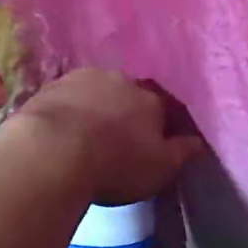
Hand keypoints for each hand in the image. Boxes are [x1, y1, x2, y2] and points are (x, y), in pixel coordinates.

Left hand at [3, 69, 203, 204]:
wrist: (51, 152)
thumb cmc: (116, 163)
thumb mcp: (161, 167)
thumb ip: (183, 153)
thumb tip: (199, 142)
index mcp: (151, 99)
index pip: (164, 107)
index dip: (161, 125)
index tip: (156, 143)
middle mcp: (120, 80)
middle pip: (129, 95)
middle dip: (127, 112)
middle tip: (120, 139)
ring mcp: (81, 79)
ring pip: (96, 92)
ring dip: (96, 108)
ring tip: (88, 135)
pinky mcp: (48, 88)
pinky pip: (66, 99)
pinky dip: (68, 112)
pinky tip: (62, 132)